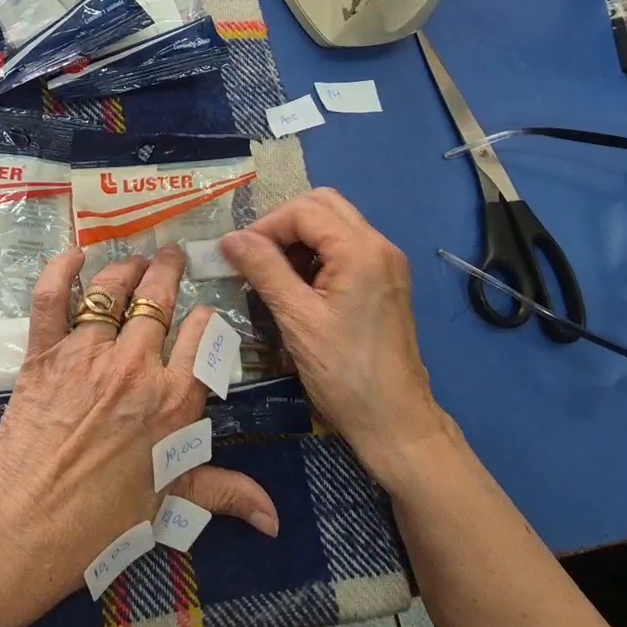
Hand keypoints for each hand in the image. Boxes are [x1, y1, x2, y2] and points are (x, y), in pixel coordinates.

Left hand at [0, 246, 278, 605]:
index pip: (203, 333)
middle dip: (169, 270)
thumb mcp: (172, 500)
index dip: (206, 316)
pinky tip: (75, 256)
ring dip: (126, 267)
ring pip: (112, 289)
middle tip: (172, 255)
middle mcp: (136, 364)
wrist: (30, 522)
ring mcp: (88, 352)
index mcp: (175, 398)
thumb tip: (275, 521)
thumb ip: (225, 492)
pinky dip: (62, 271)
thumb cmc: (105, 519)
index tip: (203, 313)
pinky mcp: (46, 351)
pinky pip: (54, 298)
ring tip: (134, 259)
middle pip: (160, 297)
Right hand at [219, 189, 452, 487]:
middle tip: (256, 256)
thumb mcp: (297, 319)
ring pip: (335, 224)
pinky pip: (345, 248)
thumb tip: (231, 239)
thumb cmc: (345, 372)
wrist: (395, 420)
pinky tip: (297, 286)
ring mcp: (386, 264)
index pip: (305, 211)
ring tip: (272, 272)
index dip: (266, 226)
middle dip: (284, 224)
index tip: (239, 255)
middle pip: (323, 206)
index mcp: (361, 251)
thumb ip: (264, 270)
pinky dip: (317, 255)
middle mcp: (379, 246)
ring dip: (299, 238)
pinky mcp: (385, 282)